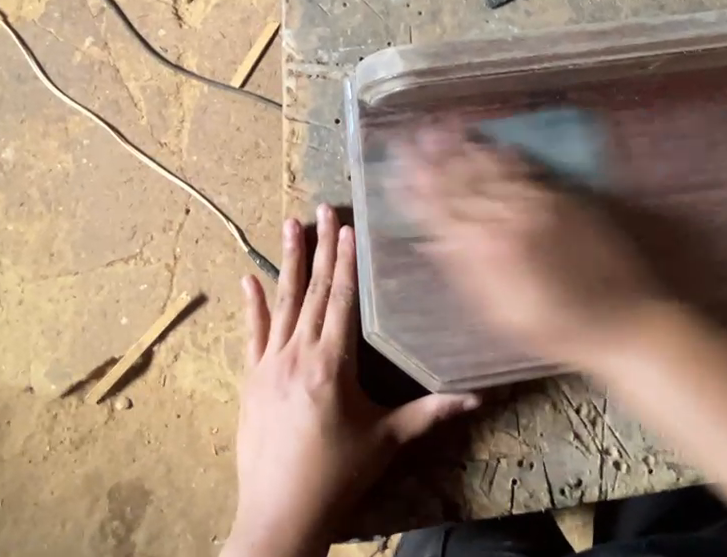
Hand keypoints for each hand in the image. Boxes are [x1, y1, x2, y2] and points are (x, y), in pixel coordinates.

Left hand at [225, 205, 478, 556]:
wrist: (279, 517)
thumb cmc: (338, 476)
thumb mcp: (387, 441)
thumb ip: (431, 412)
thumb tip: (478, 397)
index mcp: (332, 364)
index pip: (342, 299)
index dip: (347, 260)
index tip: (349, 226)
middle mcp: (298, 355)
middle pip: (313, 291)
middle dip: (320, 247)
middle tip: (322, 208)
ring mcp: (270, 366)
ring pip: (282, 304)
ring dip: (287, 262)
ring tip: (290, 225)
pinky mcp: (252, 382)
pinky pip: (252, 336)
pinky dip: (252, 307)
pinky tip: (248, 278)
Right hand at [393, 124, 669, 368]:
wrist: (622, 319)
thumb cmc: (554, 329)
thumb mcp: (498, 312)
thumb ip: (464, 272)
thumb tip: (432, 240)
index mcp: (483, 250)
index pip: (439, 209)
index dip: (415, 187)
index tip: (396, 168)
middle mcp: (506, 218)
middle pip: (460, 181)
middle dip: (432, 157)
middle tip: (411, 135)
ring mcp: (536, 202)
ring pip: (490, 168)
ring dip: (463, 145)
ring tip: (441, 124)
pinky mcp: (561, 196)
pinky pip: (524, 167)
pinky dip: (502, 152)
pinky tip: (489, 140)